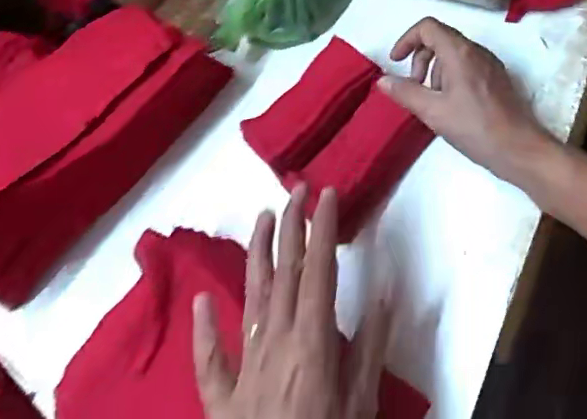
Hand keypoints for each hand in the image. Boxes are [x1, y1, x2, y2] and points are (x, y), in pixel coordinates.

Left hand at [194, 186, 391, 418]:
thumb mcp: (362, 402)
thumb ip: (371, 345)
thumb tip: (384, 288)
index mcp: (312, 341)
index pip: (319, 270)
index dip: (323, 228)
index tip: (327, 194)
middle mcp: (274, 345)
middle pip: (284, 275)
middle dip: (291, 228)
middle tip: (296, 189)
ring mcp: (244, 372)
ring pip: (250, 301)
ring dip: (256, 257)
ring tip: (261, 219)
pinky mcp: (220, 403)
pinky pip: (210, 361)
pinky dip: (205, 329)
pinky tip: (201, 301)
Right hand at [380, 17, 559, 185]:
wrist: (517, 146)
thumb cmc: (474, 127)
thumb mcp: (433, 111)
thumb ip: (406, 92)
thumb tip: (383, 79)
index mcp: (461, 52)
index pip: (428, 27)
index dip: (407, 39)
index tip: (396, 62)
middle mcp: (477, 50)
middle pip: (441, 38)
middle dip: (421, 58)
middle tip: (415, 87)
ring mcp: (490, 62)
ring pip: (454, 53)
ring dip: (436, 70)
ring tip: (435, 102)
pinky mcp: (497, 76)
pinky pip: (468, 65)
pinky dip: (451, 76)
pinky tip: (451, 105)